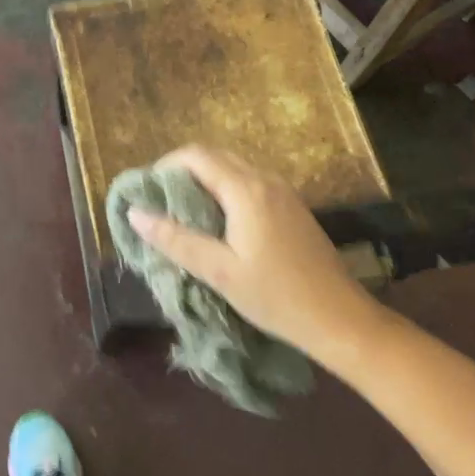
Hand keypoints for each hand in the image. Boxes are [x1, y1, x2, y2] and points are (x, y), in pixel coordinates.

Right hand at [127, 145, 392, 372]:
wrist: (340, 319)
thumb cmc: (276, 297)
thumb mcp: (218, 272)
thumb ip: (175, 239)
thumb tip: (134, 213)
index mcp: (245, 190)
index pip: (196, 156)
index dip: (165, 166)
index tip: (146, 191)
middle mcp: (265, 180)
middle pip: (215, 156)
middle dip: (182, 171)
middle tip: (160, 202)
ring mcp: (283, 192)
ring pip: (234, 168)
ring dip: (205, 180)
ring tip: (183, 213)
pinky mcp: (292, 208)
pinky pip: (250, 183)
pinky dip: (225, 191)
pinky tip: (218, 224)